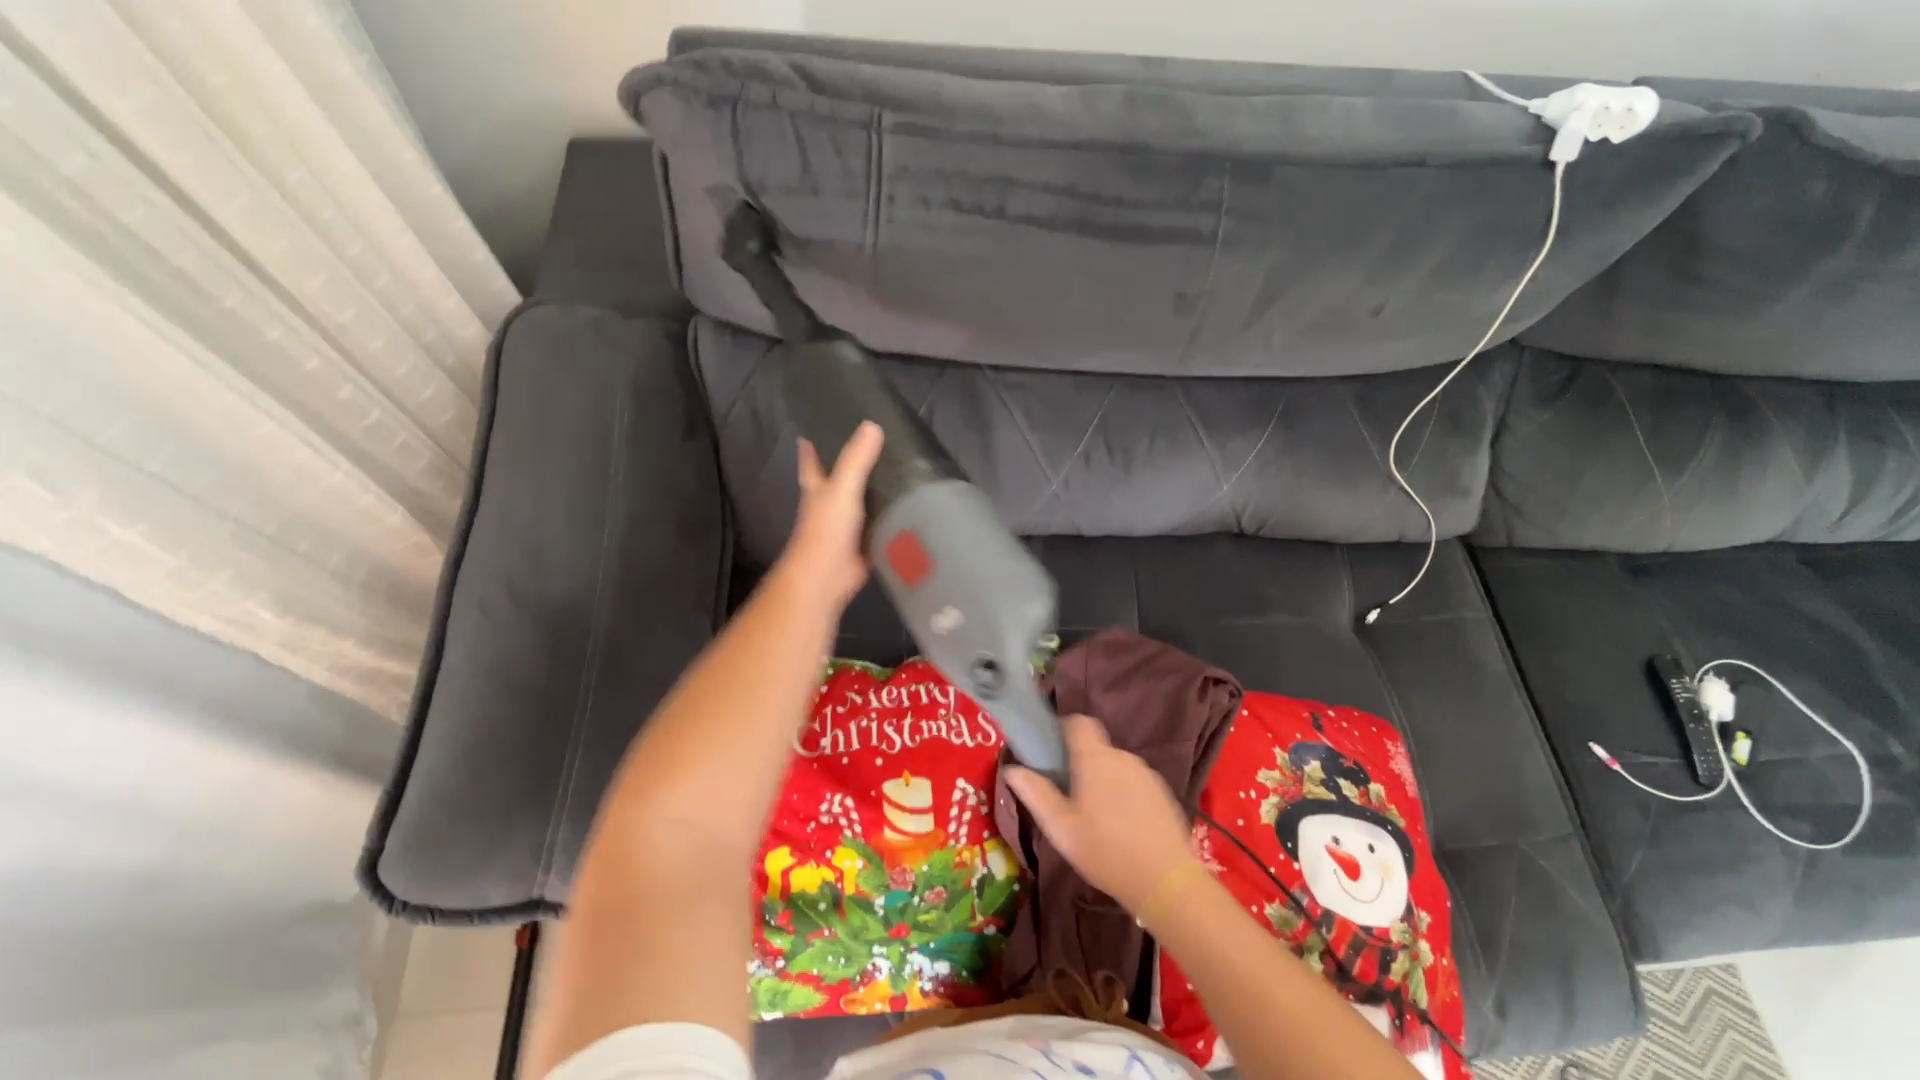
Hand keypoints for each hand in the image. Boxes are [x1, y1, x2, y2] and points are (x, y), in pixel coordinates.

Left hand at [774, 421, 883, 609]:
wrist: (827, 577)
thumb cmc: (826, 529)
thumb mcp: (842, 488)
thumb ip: (856, 459)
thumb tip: (872, 424)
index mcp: (817, 488)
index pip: (811, 460)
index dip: (812, 445)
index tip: (815, 428)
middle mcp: (830, 504)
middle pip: (840, 479)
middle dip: (852, 464)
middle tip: (875, 443)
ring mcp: (847, 525)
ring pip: (863, 500)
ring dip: (877, 488)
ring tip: (901, 468)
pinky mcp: (865, 542)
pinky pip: (881, 522)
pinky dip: (892, 514)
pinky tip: (911, 504)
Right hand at [1005, 714, 1198, 912]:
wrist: (1165, 879)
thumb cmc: (1104, 851)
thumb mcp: (1061, 828)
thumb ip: (1036, 794)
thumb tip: (1012, 770)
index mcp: (1096, 759)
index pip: (1079, 723)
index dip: (1063, 729)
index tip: (1051, 753)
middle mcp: (1123, 758)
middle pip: (1097, 748)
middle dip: (1081, 764)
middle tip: (1068, 797)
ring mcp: (1147, 774)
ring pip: (1116, 766)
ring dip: (1103, 780)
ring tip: (1096, 816)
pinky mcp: (1164, 793)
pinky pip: (1135, 782)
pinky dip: (1124, 794)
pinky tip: (1121, 826)